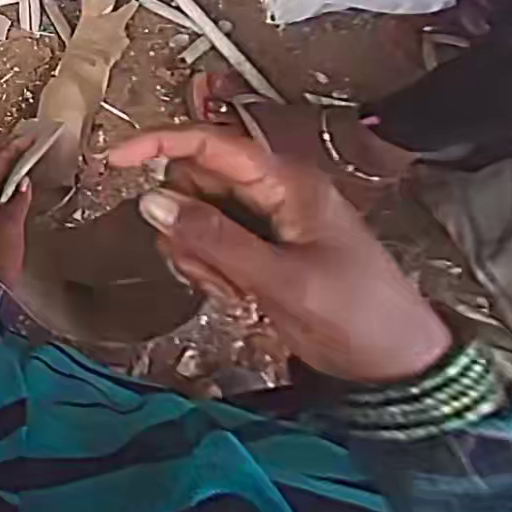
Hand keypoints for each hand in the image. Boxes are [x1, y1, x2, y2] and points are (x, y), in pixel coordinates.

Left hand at [0, 137, 33, 283]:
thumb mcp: (11, 224)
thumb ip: (18, 199)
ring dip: (4, 161)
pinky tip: (14, 179)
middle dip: (7, 149)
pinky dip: (2, 176)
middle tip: (28, 141)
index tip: (31, 138)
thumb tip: (24, 181)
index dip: (14, 146)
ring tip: (24, 154)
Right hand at [107, 127, 450, 384]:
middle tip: (206, 264)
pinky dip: (198, 265)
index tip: (115, 159)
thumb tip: (149, 200)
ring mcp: (254, 218)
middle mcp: (264, 191)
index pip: (208, 143)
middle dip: (182, 221)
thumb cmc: (358, 315)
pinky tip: (230, 291)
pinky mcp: (246, 245)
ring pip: (186, 212)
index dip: (158, 143)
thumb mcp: (284, 278)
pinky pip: (196, 239)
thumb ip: (213, 238)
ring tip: (228, 285)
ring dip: (191, 250)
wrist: (396, 368)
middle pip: (189, 180)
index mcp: (284, 182)